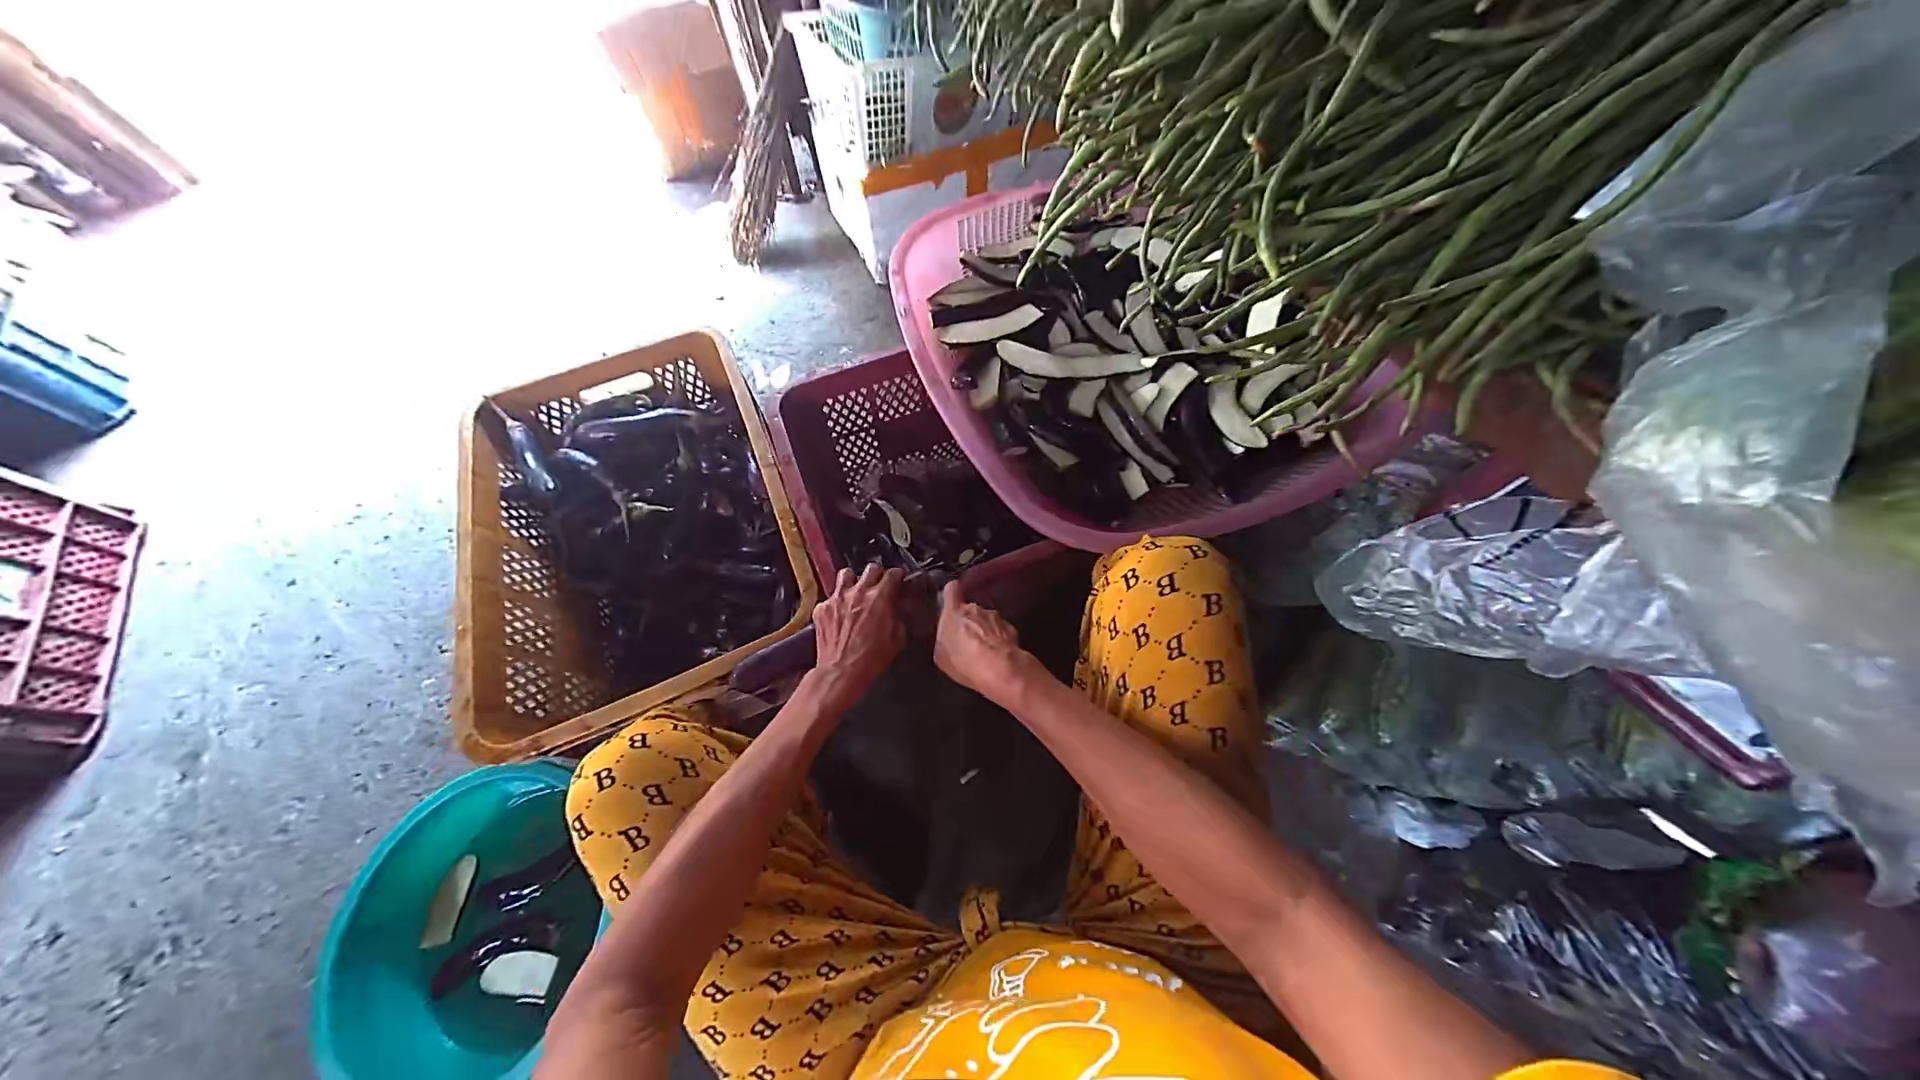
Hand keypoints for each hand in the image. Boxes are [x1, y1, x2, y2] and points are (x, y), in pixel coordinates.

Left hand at [811, 564, 905, 706]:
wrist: (842, 671)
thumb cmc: (871, 658)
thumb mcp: (898, 638)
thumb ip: (901, 616)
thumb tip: (902, 606)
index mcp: (880, 597)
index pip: (892, 574)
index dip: (898, 575)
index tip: (898, 579)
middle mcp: (858, 592)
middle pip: (871, 569)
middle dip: (878, 575)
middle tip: (879, 585)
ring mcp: (837, 598)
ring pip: (846, 574)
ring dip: (854, 581)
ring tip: (856, 592)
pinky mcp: (822, 608)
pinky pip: (830, 597)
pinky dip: (836, 603)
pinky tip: (840, 614)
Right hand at [934, 579, 1035, 702]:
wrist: (998, 668)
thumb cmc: (962, 660)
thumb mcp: (941, 655)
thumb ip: (943, 640)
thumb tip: (947, 640)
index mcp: (954, 612)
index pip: (951, 590)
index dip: (951, 593)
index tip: (950, 598)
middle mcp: (975, 609)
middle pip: (969, 609)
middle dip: (968, 621)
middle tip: (965, 641)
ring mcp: (995, 617)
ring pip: (987, 620)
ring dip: (984, 631)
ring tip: (983, 652)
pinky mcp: (1011, 629)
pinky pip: (1001, 631)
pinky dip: (999, 640)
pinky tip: (997, 655)